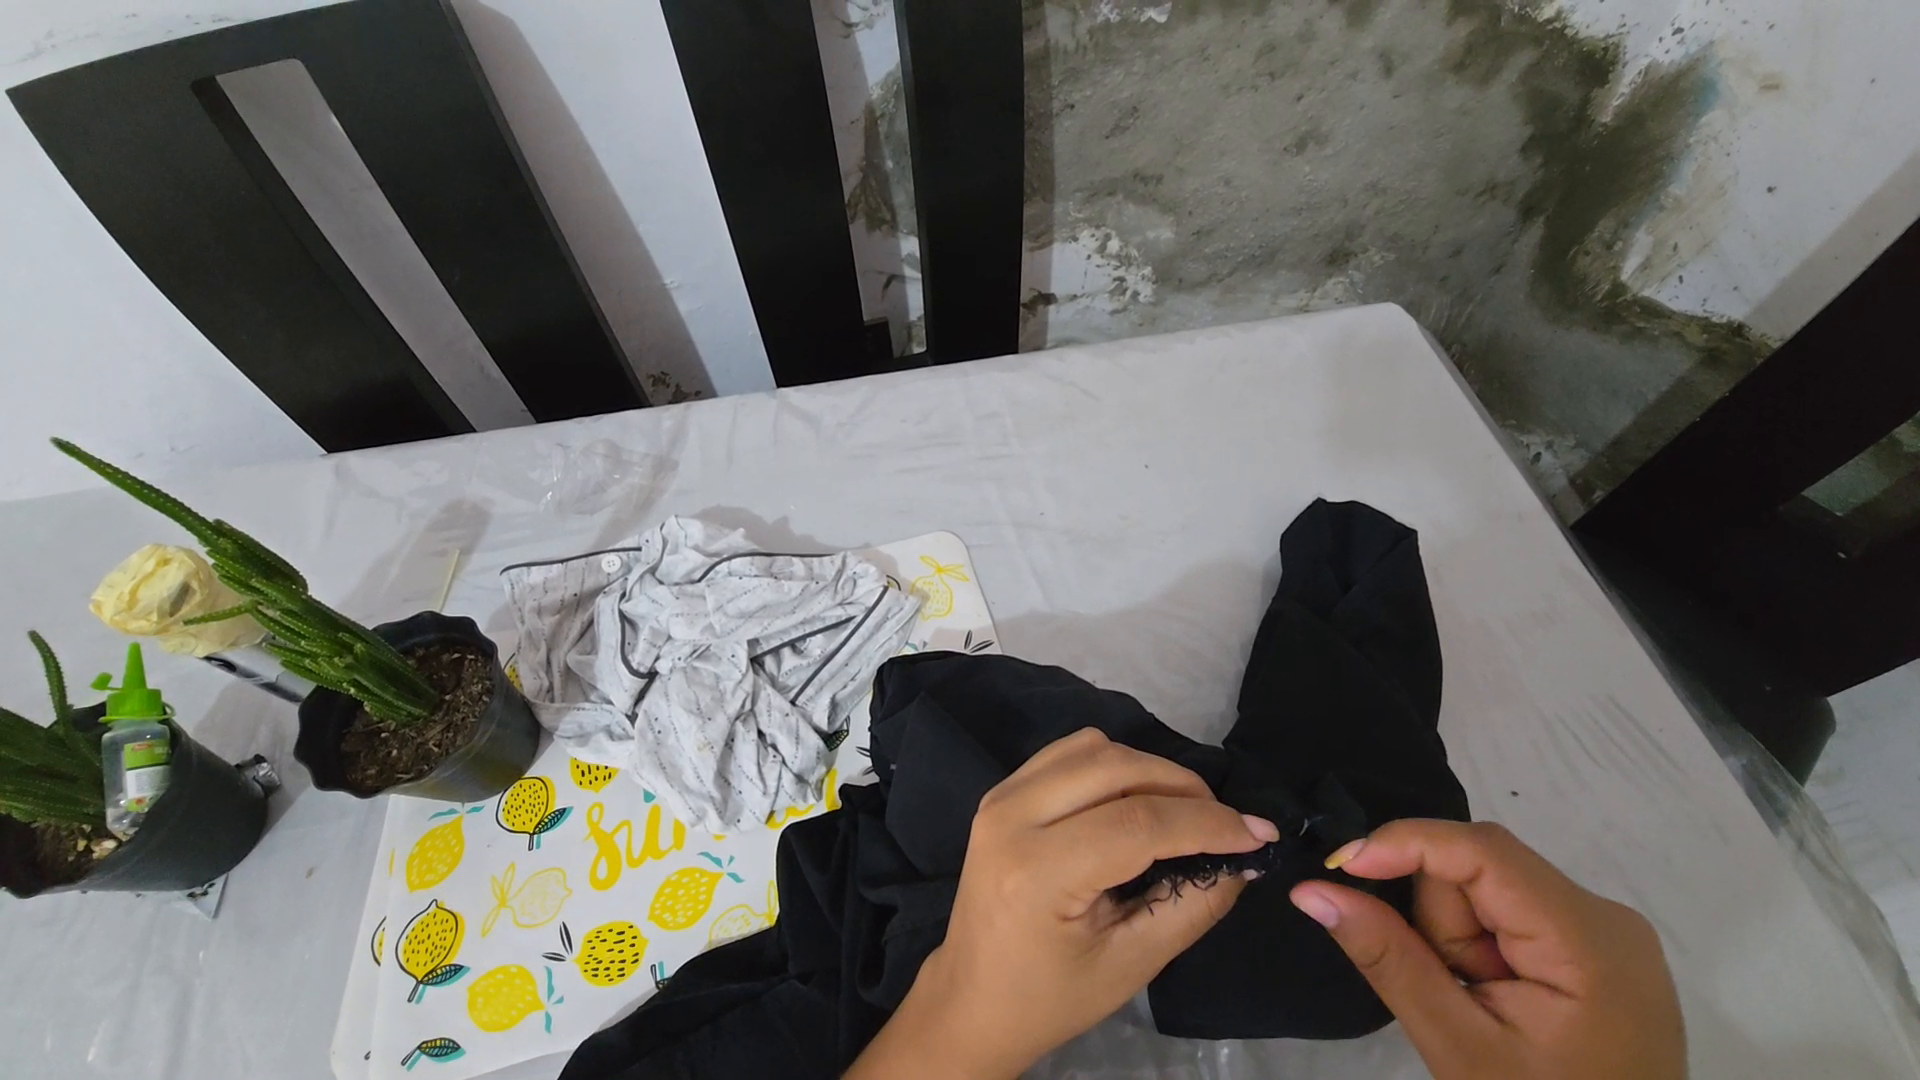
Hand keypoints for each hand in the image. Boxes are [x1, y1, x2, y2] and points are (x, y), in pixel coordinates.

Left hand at [846, 727, 1277, 1079]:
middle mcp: (1011, 817)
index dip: (1206, 822)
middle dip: (1182, 786)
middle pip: (1115, 768)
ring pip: (1091, 748)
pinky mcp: (1000, 791)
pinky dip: (1112, 764)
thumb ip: (1190, 905)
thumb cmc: (1050, 996)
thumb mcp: (1130, 964)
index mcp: (1037, 871)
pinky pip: (1067, 753)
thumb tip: (1243, 858)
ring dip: (1147, 768)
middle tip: (1225, 821)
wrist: (972, 998)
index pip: (1137, 823)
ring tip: (1184, 809)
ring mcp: (999, 797)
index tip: (1258, 832)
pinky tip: (1135, 798)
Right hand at [1289, 819, 1685, 1079]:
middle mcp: (1603, 914)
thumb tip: (1310, 890)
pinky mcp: (1589, 942)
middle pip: (1478, 867)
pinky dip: (1474, 941)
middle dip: (1439, 918)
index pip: (1481, 849)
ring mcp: (1601, 928)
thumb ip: (1385, 956)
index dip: (1404, 842)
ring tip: (1479, 1000)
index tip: (1339, 867)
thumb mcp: (1455, 1044)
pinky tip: (1493, 991)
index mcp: (1586, 939)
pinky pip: (1501, 906)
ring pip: (1482, 885)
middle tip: (1453, 988)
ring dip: (1454, 934)